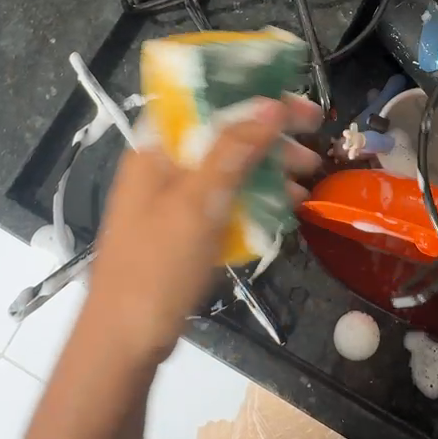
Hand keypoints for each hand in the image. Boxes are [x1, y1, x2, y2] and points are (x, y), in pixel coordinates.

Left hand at [83, 95, 321, 365]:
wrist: (123, 345)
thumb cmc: (155, 268)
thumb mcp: (198, 203)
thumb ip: (234, 150)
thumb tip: (271, 105)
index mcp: (156, 147)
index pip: (206, 99)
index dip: (252, 94)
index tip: (295, 103)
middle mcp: (164, 164)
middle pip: (223, 131)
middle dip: (269, 133)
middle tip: (314, 137)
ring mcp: (174, 197)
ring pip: (229, 166)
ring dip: (268, 166)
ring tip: (307, 177)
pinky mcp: (185, 227)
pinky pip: (226, 198)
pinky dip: (255, 197)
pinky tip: (286, 205)